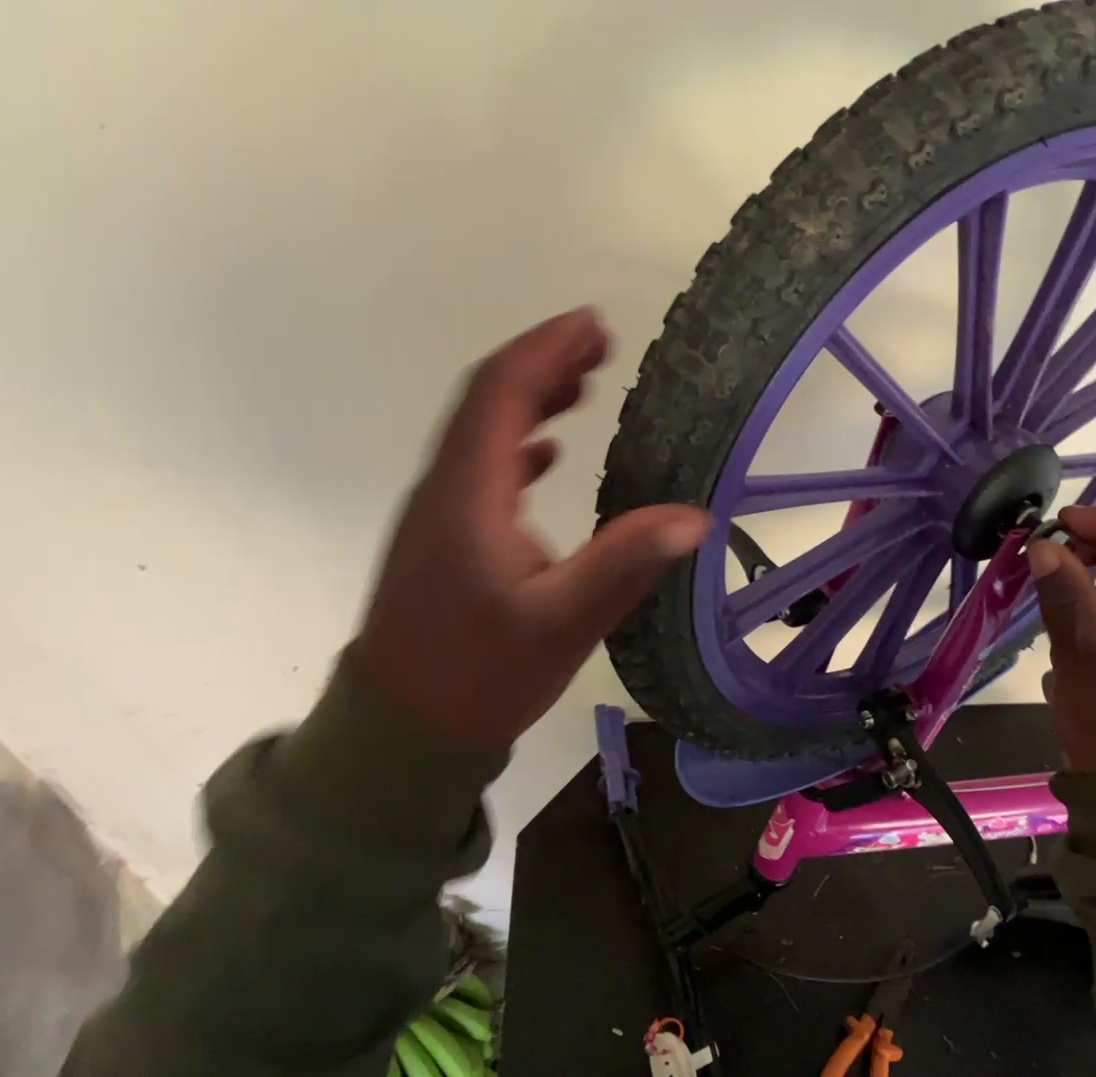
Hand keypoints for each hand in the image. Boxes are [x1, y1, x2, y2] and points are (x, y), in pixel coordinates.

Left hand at [350, 309, 709, 745]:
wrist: (401, 731)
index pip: (501, 393)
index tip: (594, 326)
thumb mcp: (562, 623)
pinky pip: (479, 470)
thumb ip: (624, 564)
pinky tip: (547, 456)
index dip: (545, 350)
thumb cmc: (479, 675)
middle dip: (541, 364)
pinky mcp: (440, 542)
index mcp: (468, 494)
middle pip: (486, 402)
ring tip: (583, 386)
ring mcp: (436, 515)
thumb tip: (694, 517)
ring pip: (480, 433)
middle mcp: (444, 490)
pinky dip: (515, 446)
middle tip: (600, 347)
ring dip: (528, 400)